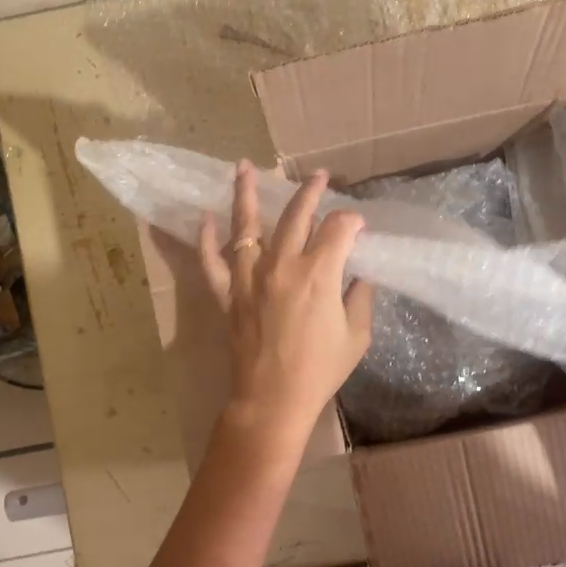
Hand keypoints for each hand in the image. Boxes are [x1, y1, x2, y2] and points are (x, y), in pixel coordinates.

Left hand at [198, 162, 374, 442]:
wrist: (273, 399)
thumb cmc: (320, 371)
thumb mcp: (356, 335)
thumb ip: (359, 298)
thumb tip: (357, 276)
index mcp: (319, 273)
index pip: (338, 228)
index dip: (351, 222)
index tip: (358, 227)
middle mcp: (282, 265)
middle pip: (296, 215)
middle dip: (310, 192)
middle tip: (318, 176)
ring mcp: (249, 278)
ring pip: (247, 226)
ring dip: (246, 194)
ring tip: (244, 166)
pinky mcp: (228, 295)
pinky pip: (213, 262)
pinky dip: (207, 240)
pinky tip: (206, 218)